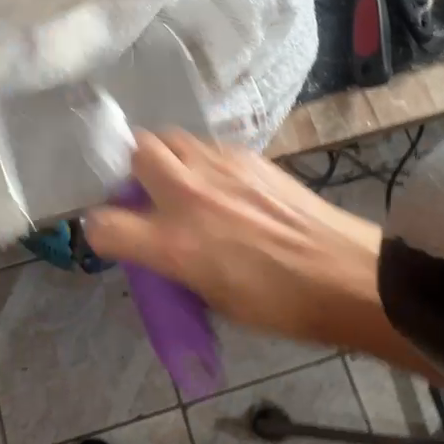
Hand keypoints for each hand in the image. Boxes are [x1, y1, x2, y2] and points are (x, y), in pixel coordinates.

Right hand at [83, 130, 387, 349]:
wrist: (343, 273)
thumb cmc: (279, 305)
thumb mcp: (212, 299)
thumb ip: (175, 265)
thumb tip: (162, 247)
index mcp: (174, 245)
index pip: (104, 225)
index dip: (100, 229)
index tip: (111, 234)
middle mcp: (187, 196)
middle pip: (135, 152)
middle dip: (131, 168)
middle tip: (146, 191)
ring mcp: (218, 168)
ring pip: (170, 137)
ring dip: (165, 156)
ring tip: (181, 180)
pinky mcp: (247, 155)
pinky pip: (206, 145)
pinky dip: (201, 159)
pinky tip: (221, 182)